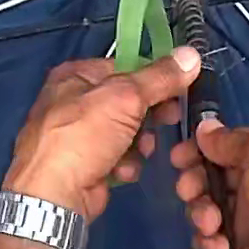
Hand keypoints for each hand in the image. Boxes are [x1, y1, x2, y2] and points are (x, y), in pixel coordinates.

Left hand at [3, 48, 201, 219]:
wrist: (56, 193)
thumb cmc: (84, 136)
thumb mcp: (125, 98)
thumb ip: (159, 78)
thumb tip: (191, 55)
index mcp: (76, 75)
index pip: (125, 67)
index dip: (153, 78)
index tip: (178, 89)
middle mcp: (75, 102)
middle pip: (128, 102)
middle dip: (148, 117)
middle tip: (167, 120)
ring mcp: (81, 137)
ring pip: (128, 133)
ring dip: (138, 145)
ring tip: (136, 152)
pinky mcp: (88, 165)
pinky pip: (119, 158)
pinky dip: (124, 165)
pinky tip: (120, 171)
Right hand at [171, 121, 248, 248]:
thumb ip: (231, 141)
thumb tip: (205, 128)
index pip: (231, 144)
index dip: (202, 149)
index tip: (179, 157)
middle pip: (215, 176)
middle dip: (196, 183)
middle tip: (188, 191)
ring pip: (210, 208)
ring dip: (202, 214)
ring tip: (210, 224)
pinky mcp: (244, 246)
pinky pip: (215, 239)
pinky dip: (211, 242)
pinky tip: (219, 246)